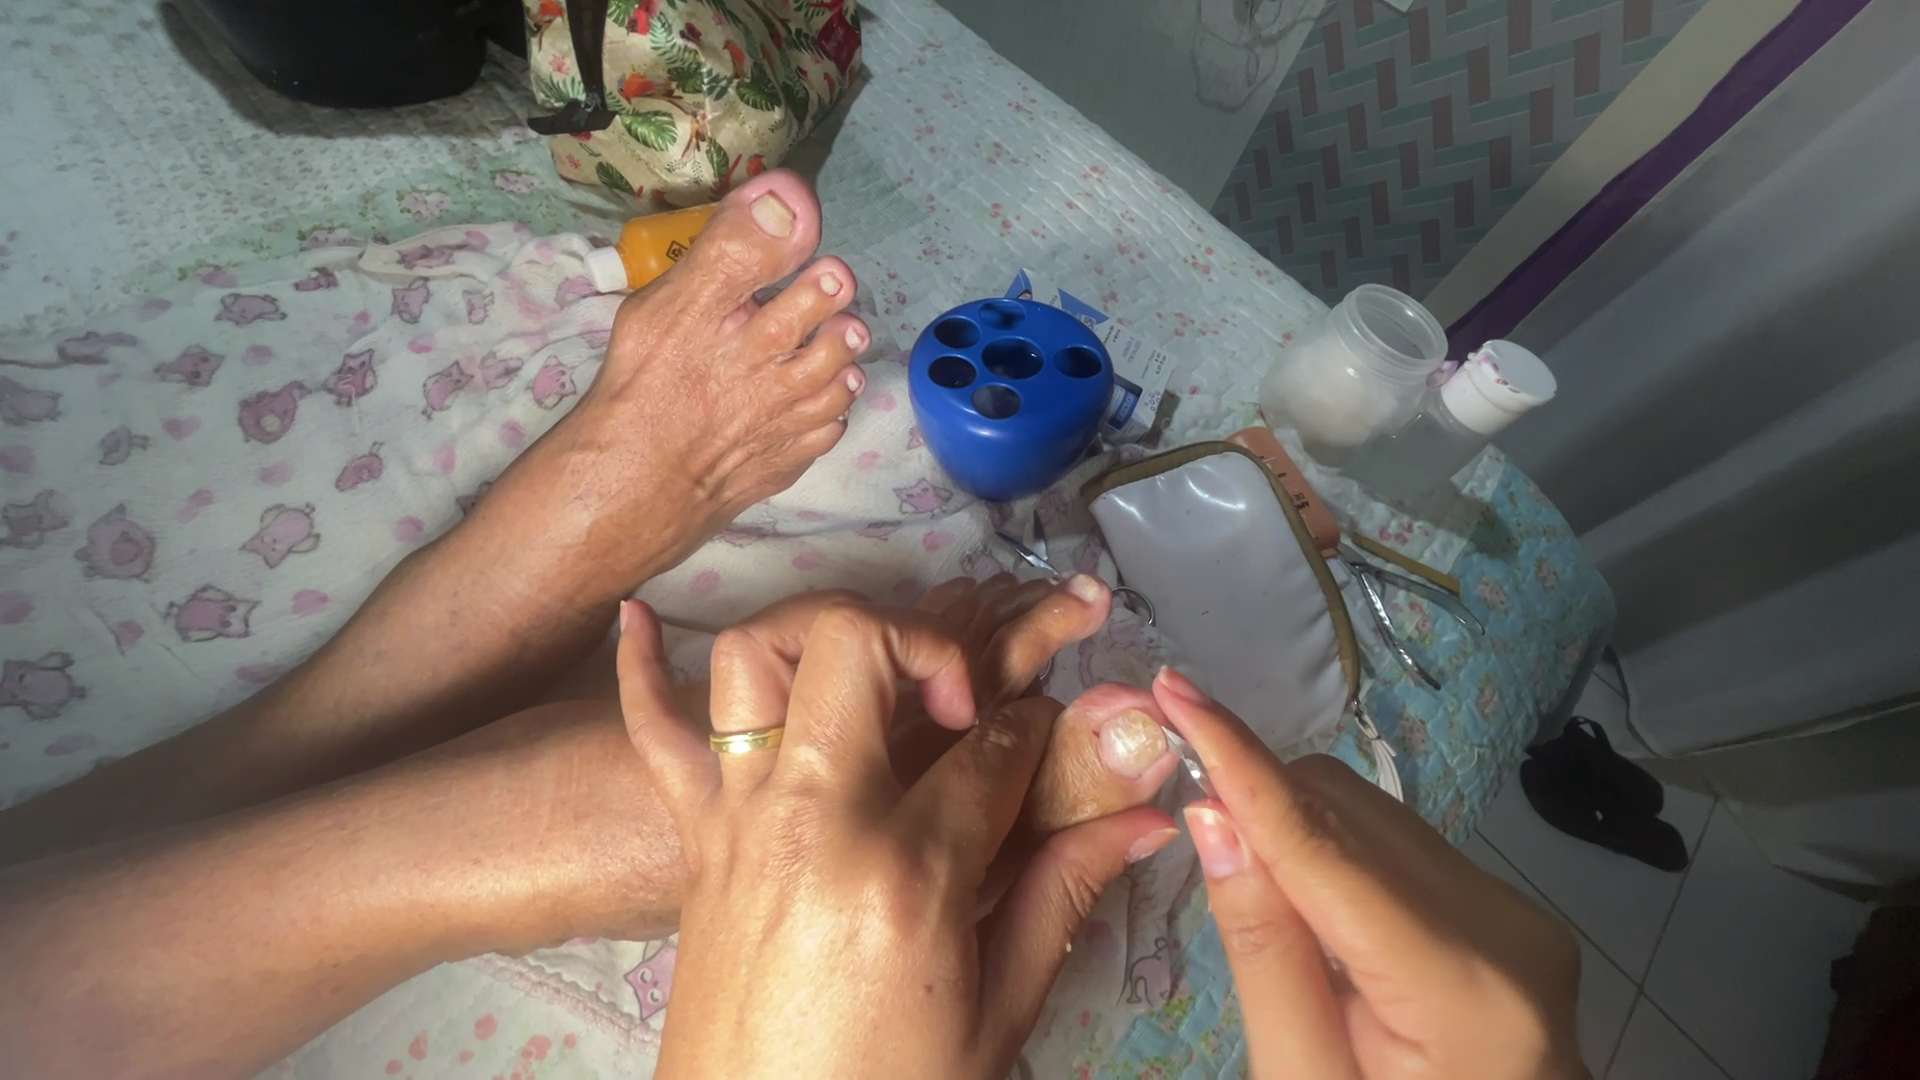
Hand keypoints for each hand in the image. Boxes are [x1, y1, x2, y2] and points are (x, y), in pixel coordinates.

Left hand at [617, 597, 1176, 1078]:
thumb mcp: (997, 1010)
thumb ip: (1066, 892)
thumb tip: (1148, 817)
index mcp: (907, 872)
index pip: (991, 745)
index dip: (1033, 724)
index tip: (1040, 728)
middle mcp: (813, 817)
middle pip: (860, 647)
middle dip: (929, 642)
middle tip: (959, 697)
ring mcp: (739, 817)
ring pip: (755, 657)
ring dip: (818, 633)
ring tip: (869, 674)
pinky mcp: (693, 836)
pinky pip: (650, 730)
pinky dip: (641, 665)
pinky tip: (640, 618)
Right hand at [1151, 667, 1586, 1079]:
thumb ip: (1262, 949)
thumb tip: (1212, 816)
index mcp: (1460, 985)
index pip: (1318, 840)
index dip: (1236, 758)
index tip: (1173, 690)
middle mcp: (1501, 923)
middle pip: (1339, 809)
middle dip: (1252, 797)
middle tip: (1191, 824)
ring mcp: (1510, 909)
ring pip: (1359, 810)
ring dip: (1283, 819)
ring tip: (1251, 885)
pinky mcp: (1500, 906)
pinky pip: (1383, 835)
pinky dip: (1321, 841)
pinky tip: (1303, 899)